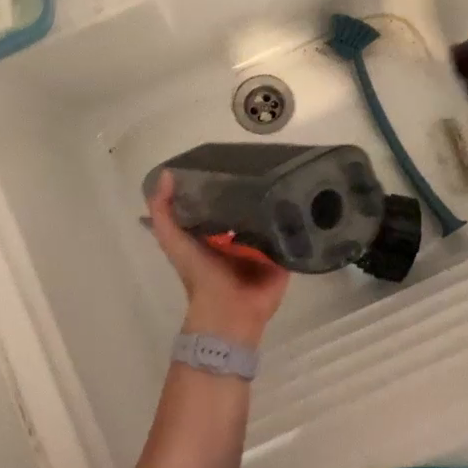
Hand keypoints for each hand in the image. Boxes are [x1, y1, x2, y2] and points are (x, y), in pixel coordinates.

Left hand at [146, 172, 289, 346]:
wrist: (228, 310)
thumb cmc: (200, 274)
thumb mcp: (172, 240)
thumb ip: (162, 211)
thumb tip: (165, 173)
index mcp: (214, 234)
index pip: (219, 202)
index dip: (222, 182)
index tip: (233, 157)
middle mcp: (239, 238)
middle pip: (248, 208)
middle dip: (255, 190)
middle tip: (266, 161)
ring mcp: (263, 248)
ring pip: (272, 218)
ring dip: (278, 202)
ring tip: (288, 173)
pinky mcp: (283, 257)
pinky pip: (292, 235)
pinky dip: (296, 221)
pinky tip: (305, 198)